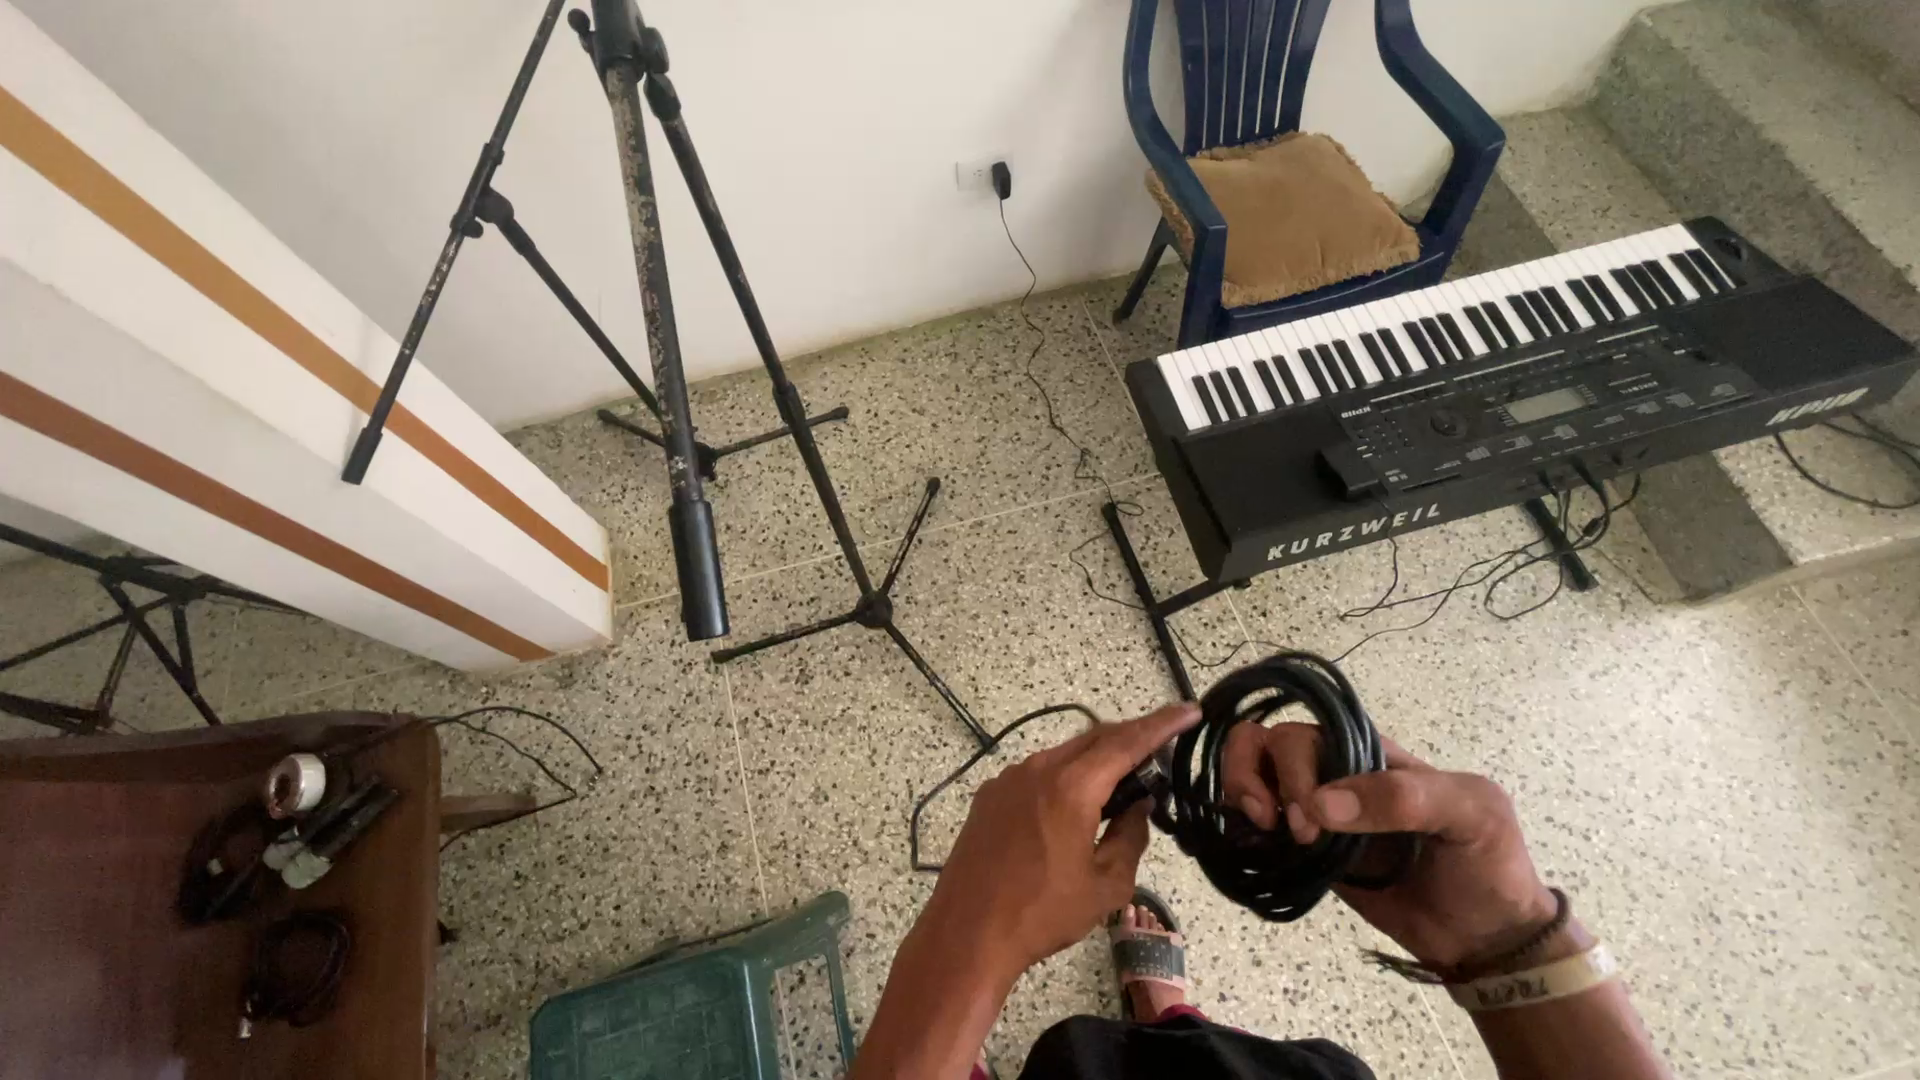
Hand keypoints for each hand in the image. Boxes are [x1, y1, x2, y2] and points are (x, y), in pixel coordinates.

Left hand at [926, 703, 1202, 978]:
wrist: (968, 930)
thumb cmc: (1042, 913)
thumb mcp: (1105, 884)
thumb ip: (1130, 836)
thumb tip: (1139, 805)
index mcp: (1071, 786)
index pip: (1126, 742)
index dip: (1162, 724)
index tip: (1189, 711)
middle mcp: (1038, 768)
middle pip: (1094, 739)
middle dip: (1131, 738)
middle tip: (1162, 749)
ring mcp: (1009, 778)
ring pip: (1064, 755)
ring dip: (1096, 761)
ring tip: (1120, 785)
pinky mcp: (991, 794)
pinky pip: (1037, 774)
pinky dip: (1065, 778)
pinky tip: (1072, 808)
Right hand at [1222, 722, 1555, 968]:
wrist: (1484, 937)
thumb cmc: (1487, 863)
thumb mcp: (1472, 813)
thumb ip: (1402, 797)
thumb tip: (1318, 806)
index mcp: (1368, 750)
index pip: (1310, 728)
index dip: (1295, 764)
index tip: (1311, 815)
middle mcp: (1331, 769)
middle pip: (1268, 742)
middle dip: (1263, 779)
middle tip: (1294, 831)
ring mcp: (1311, 806)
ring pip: (1248, 763)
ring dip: (1239, 785)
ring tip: (1261, 827)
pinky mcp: (1299, 844)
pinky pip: (1251, 814)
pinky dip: (1236, 817)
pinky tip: (1253, 841)